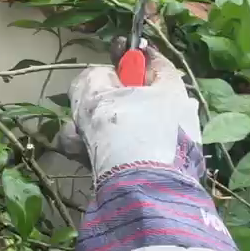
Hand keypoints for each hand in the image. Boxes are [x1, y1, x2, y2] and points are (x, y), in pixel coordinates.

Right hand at [66, 47, 247, 250]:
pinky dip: (99, 152)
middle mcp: (173, 116)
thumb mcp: (100, 97)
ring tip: (76, 139)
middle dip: (97, 101)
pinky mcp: (150, 171)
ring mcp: (162, 146)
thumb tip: (98, 80)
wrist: (143, 197)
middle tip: (83, 106)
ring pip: (117, 126)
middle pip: (128, 96)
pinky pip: (120, 151)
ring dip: (90, 129)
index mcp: (171, 90)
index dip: (130, 54)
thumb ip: (92, 79)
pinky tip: (82, 156)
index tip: (112, 53)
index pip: (153, 61)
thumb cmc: (127, 136)